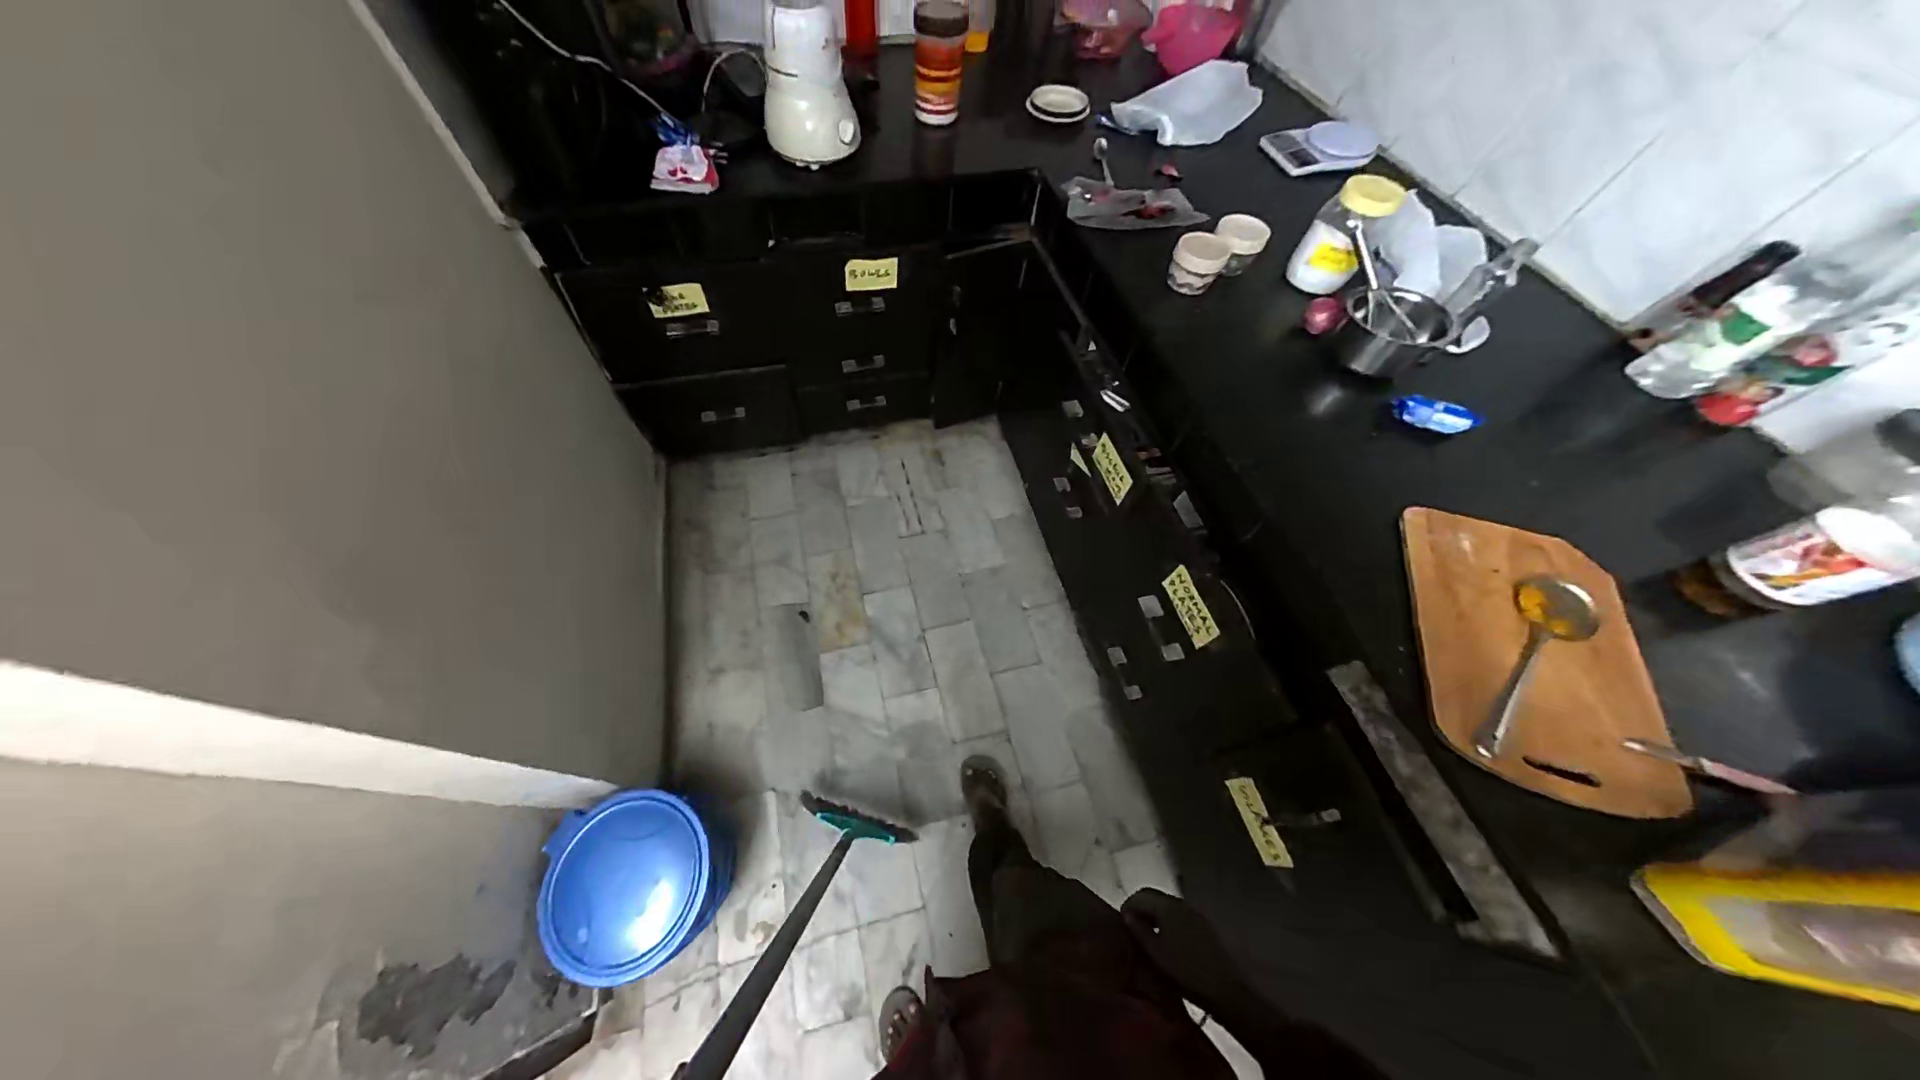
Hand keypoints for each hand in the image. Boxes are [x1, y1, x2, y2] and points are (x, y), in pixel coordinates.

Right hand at [1121, 888, 1249, 1012]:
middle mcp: (1181, 903)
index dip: (1128, 905)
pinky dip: (1168, 920)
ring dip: (1154, 914)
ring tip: (1147, 934)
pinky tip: (1167, 939)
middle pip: (1155, 896)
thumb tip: (1127, 915)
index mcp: (1167, 907)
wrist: (1226, 990)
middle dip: (1140, 907)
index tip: (1121, 921)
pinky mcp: (1204, 926)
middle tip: (1132, 926)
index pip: (1141, 895)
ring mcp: (1195, 914)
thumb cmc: (1185, 971)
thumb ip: (1139, 930)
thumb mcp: (1156, 953)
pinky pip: (1179, 915)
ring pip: (1168, 906)